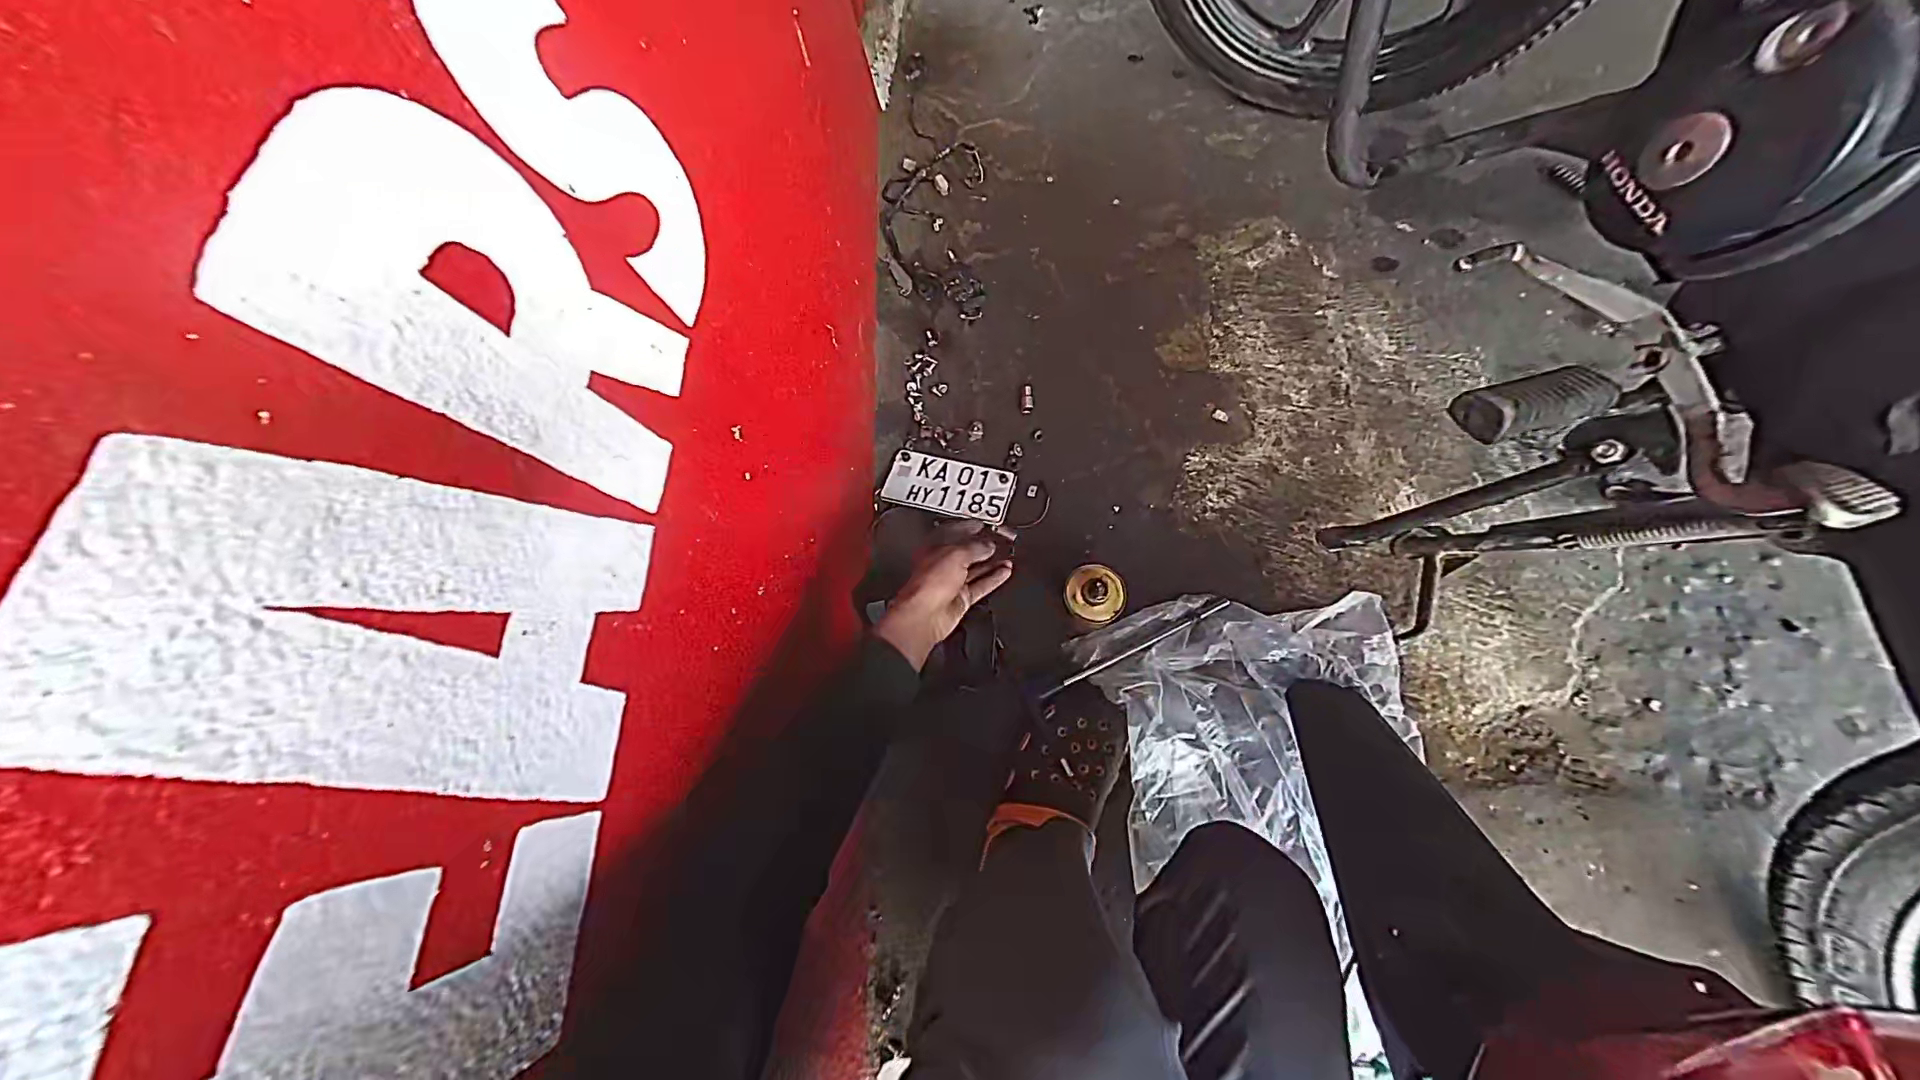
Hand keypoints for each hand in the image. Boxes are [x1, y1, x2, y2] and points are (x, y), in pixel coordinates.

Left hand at [873, 522, 1014, 670]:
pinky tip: (1005, 571)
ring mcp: (951, 582)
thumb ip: (975, 547)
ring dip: (993, 562)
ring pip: (976, 569)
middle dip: (985, 545)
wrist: (924, 616)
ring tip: (1009, 554)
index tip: (987, 525)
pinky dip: (994, 578)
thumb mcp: (956, 555)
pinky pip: (981, 585)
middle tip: (1003, 540)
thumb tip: (988, 545)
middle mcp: (942, 565)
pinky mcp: (961, 598)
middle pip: (967, 551)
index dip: (971, 527)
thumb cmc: (927, 585)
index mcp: (934, 548)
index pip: (955, 532)